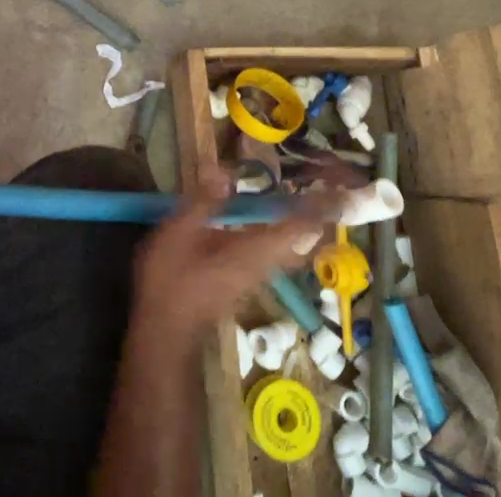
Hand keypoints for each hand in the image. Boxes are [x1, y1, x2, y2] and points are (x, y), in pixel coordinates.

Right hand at [128, 165, 347, 350]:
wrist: (165, 330)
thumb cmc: (170, 280)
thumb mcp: (178, 234)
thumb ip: (203, 203)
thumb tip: (223, 171)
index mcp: (255, 251)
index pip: (301, 225)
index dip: (321, 203)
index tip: (335, 179)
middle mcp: (266, 265)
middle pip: (306, 239)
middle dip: (320, 212)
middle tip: (327, 185)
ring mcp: (259, 276)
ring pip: (294, 247)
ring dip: (303, 221)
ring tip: (305, 196)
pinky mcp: (248, 280)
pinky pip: (277, 252)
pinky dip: (284, 231)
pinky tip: (266, 218)